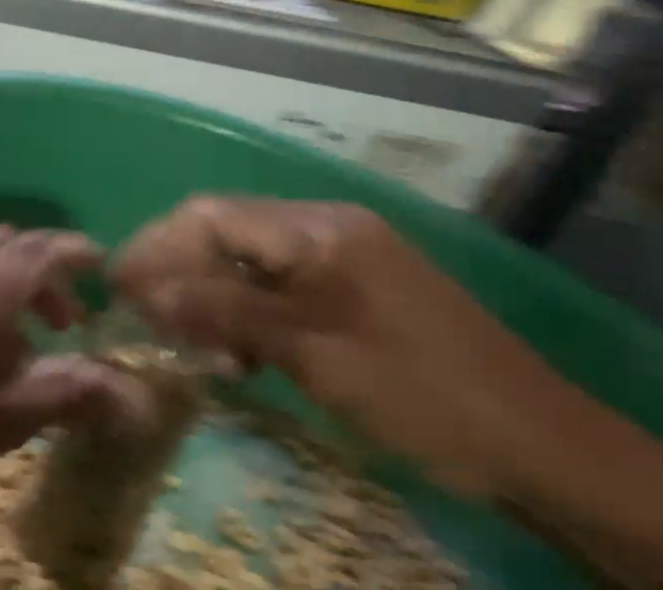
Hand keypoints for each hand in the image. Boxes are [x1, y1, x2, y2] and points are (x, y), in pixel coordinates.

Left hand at [0, 226, 147, 476]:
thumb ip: (75, 393)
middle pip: (17, 245)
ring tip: (29, 338)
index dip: (85, 253)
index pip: (52, 247)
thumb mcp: (11, 410)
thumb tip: (135, 394)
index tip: (109, 269)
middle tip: (74, 320)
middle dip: (52, 273)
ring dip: (16, 282)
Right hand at [111, 196, 570, 494]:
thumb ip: (224, 312)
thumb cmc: (418, 392)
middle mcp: (326, 225)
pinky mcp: (357, 283)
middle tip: (150, 320)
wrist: (544, 447)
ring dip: (211, 294)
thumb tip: (144, 290)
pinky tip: (242, 349)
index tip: (118, 290)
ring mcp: (345, 252)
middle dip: (178, 271)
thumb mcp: (312, 353)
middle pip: (223, 229)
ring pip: (246, 256)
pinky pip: (279, 279)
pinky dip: (247, 307)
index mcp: (317, 230)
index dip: (154, 248)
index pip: (208, 216)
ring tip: (202, 347)